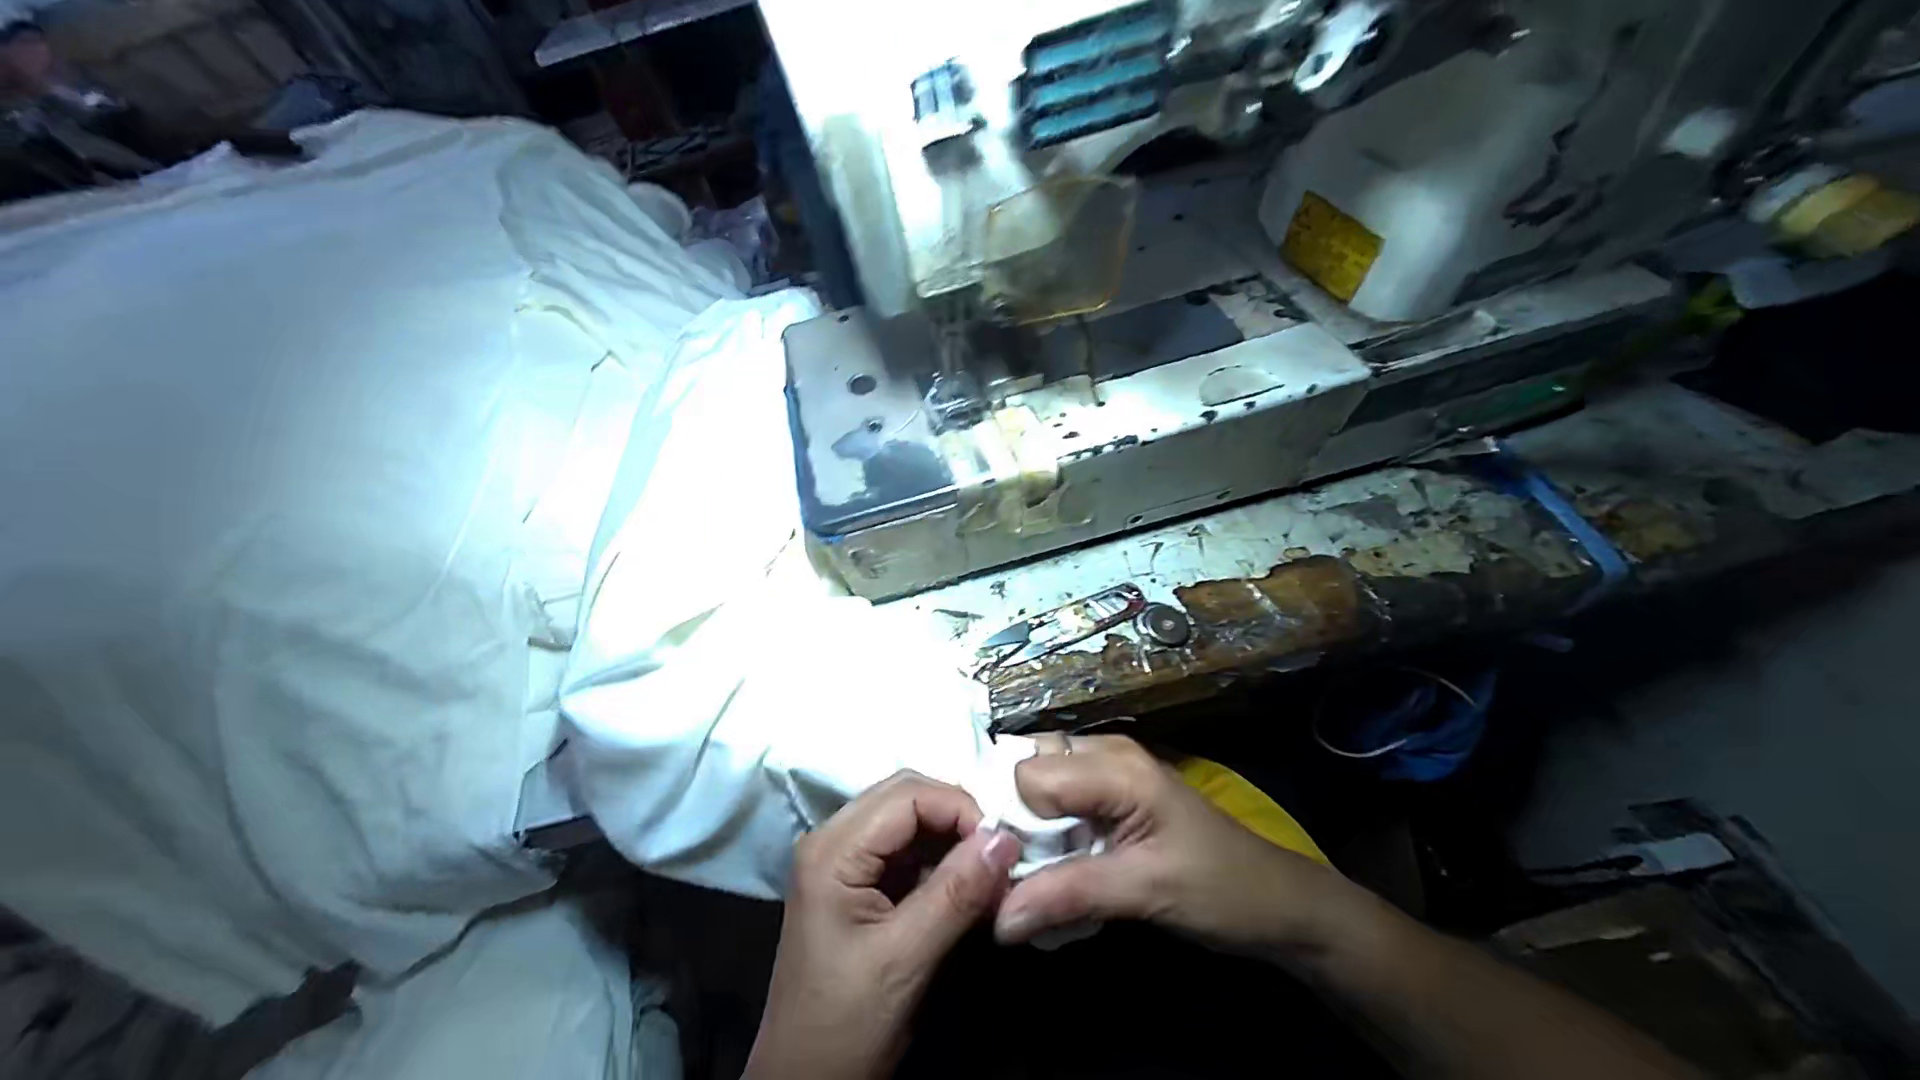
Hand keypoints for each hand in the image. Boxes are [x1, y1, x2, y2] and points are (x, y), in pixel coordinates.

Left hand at [745, 771, 1022, 1079]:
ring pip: (911, 818)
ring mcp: (845, 859)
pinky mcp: (859, 881)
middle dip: (958, 816)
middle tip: (999, 854)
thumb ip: (957, 892)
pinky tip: (967, 884)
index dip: (960, 807)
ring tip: (990, 871)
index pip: (907, 794)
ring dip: (953, 837)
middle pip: (907, 795)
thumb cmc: (845, 1023)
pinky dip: (942, 858)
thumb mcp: (906, 959)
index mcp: (833, 848)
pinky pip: (908, 848)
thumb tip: (1007, 837)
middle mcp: (834, 838)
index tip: (1003, 846)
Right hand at [994, 735, 1353, 957]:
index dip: (1015, 821)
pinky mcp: (1114, 793)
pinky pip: (1061, 798)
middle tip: (1023, 870)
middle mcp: (1105, 753)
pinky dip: (1051, 833)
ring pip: (1041, 783)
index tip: (1013, 869)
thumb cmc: (1220, 890)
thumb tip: (997, 919)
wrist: (1278, 903)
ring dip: (1033, 829)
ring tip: (1040, 874)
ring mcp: (1110, 770)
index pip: (1028, 775)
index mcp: (1115, 765)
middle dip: (1017, 819)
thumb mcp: (1143, 893)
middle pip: (1030, 769)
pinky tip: (1061, 869)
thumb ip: (1067, 895)